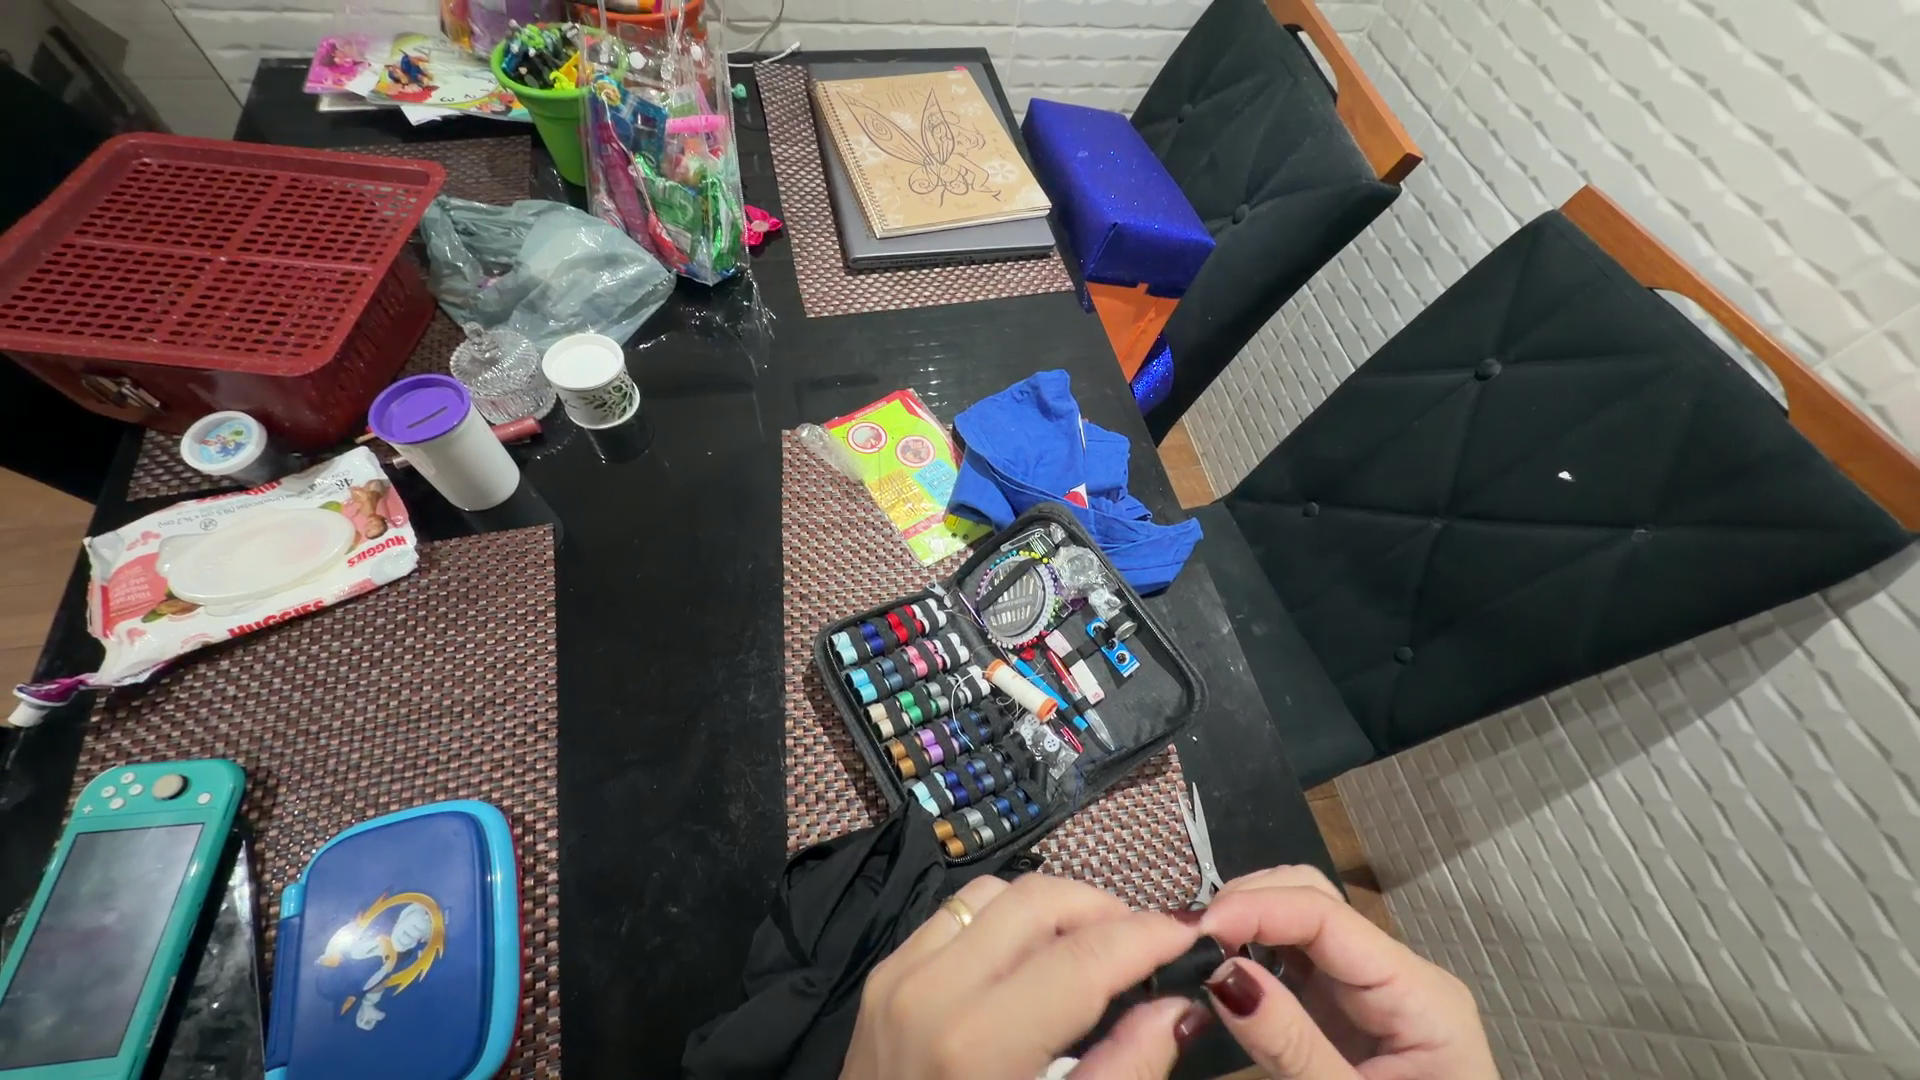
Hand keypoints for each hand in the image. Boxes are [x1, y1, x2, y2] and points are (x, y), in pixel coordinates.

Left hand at [841, 873, 1207, 1079]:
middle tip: (1143, 941)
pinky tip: (1030, 952)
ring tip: (1091, 944)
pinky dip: (1006, 915)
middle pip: (1036, 900)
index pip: (1079, 958)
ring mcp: (899, 972)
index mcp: (976, 1044)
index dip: (1145, 936)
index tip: (1191, 929)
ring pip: (996, 892)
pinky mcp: (886, 970)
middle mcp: (931, 989)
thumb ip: (1125, 1069)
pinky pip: (958, 910)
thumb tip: (1180, 1006)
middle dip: (1103, 908)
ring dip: (1054, 906)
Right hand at [1196, 866, 1498, 1079]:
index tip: (1196, 928)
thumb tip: (1220, 971)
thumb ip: (1293, 1047)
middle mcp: (1395, 972)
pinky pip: (1294, 954)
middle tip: (1191, 938)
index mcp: (1418, 993)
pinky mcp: (1344, 1004)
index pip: (1326, 914)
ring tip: (1199, 948)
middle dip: (1247, 903)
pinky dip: (1253, 947)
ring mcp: (1369, 986)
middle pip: (1313, 897)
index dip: (1256, 908)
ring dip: (1245, 919)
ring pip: (1298, 915)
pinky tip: (1224, 964)